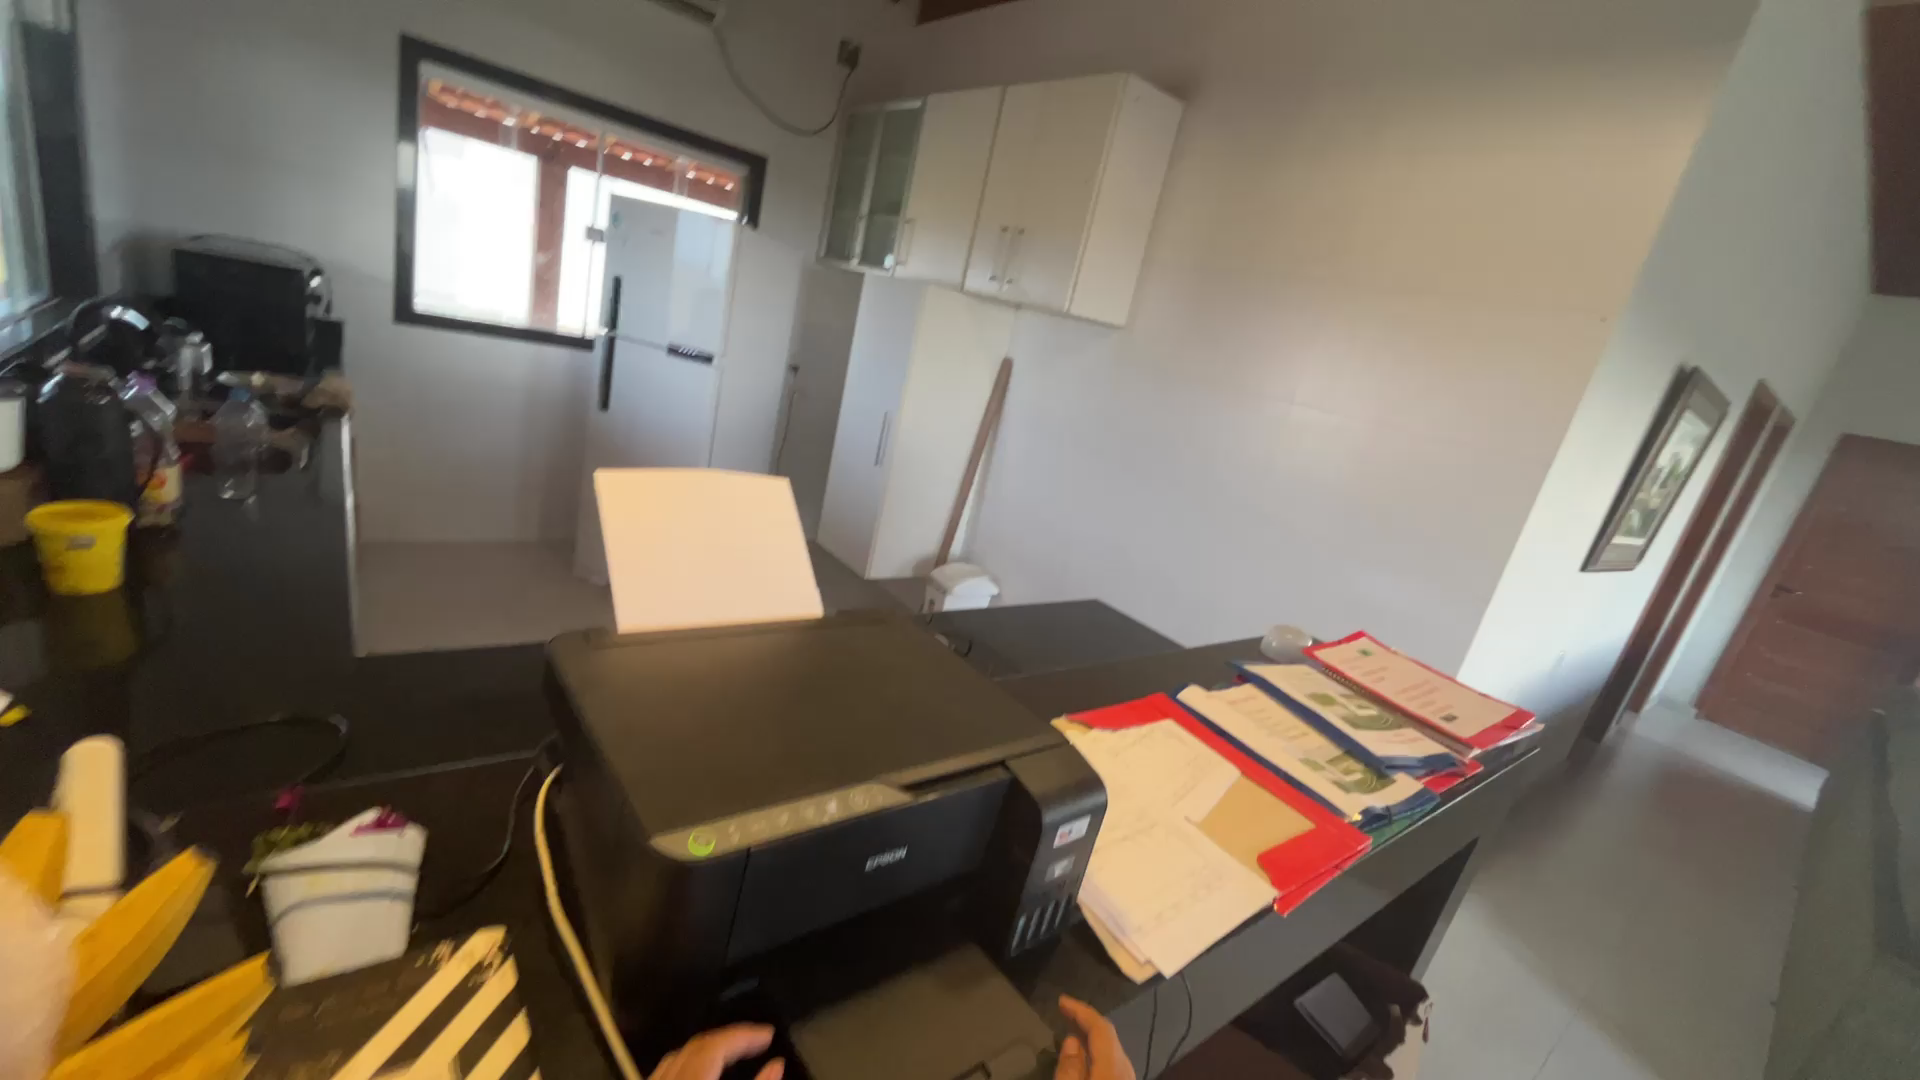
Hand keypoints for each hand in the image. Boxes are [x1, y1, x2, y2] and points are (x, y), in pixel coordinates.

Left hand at [648, 1023, 784, 1079]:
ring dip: (705, 1048)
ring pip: (675, 1057)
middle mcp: (670, 1078)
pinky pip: (662, 1072)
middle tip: (754, 1039)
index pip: (717, 1043)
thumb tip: (777, 1064)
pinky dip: (684, 1064)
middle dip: (728, 1037)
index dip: (745, 1033)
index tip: (768, 1033)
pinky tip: (695, 1072)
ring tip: (729, 1052)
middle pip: (696, 1045)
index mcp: (693, 1078)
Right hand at [1055, 995, 1134, 1079]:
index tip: (1062, 1000)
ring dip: (1091, 1035)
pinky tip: (1085, 1055)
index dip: (1080, 1010)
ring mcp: (1128, 1078)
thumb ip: (1070, 1068)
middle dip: (1086, 1019)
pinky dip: (1097, 1050)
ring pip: (1110, 1049)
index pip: (1100, 1027)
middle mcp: (1125, 1069)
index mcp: (1113, 1065)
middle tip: (1065, 1010)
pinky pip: (1111, 1061)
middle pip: (1107, 1035)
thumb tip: (1071, 1041)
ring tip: (1072, 1028)